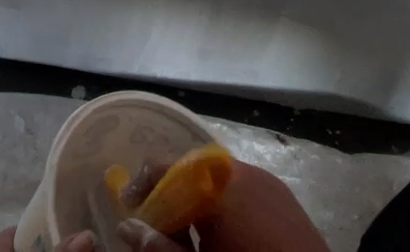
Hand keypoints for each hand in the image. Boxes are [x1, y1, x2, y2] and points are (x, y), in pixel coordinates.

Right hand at [0, 160, 327, 251]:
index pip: (166, 167)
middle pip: (190, 172)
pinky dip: (223, 206)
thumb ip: (161, 248)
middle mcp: (240, 171)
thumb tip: (127, 227)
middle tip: (158, 231)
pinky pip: (240, 189)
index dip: (142, 185)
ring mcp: (265, 180)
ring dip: (196, 203)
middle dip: (170, 198)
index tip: (129, 209)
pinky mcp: (282, 196)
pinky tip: (220, 237)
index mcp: (217, 184)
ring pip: (216, 181)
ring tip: (189, 239)